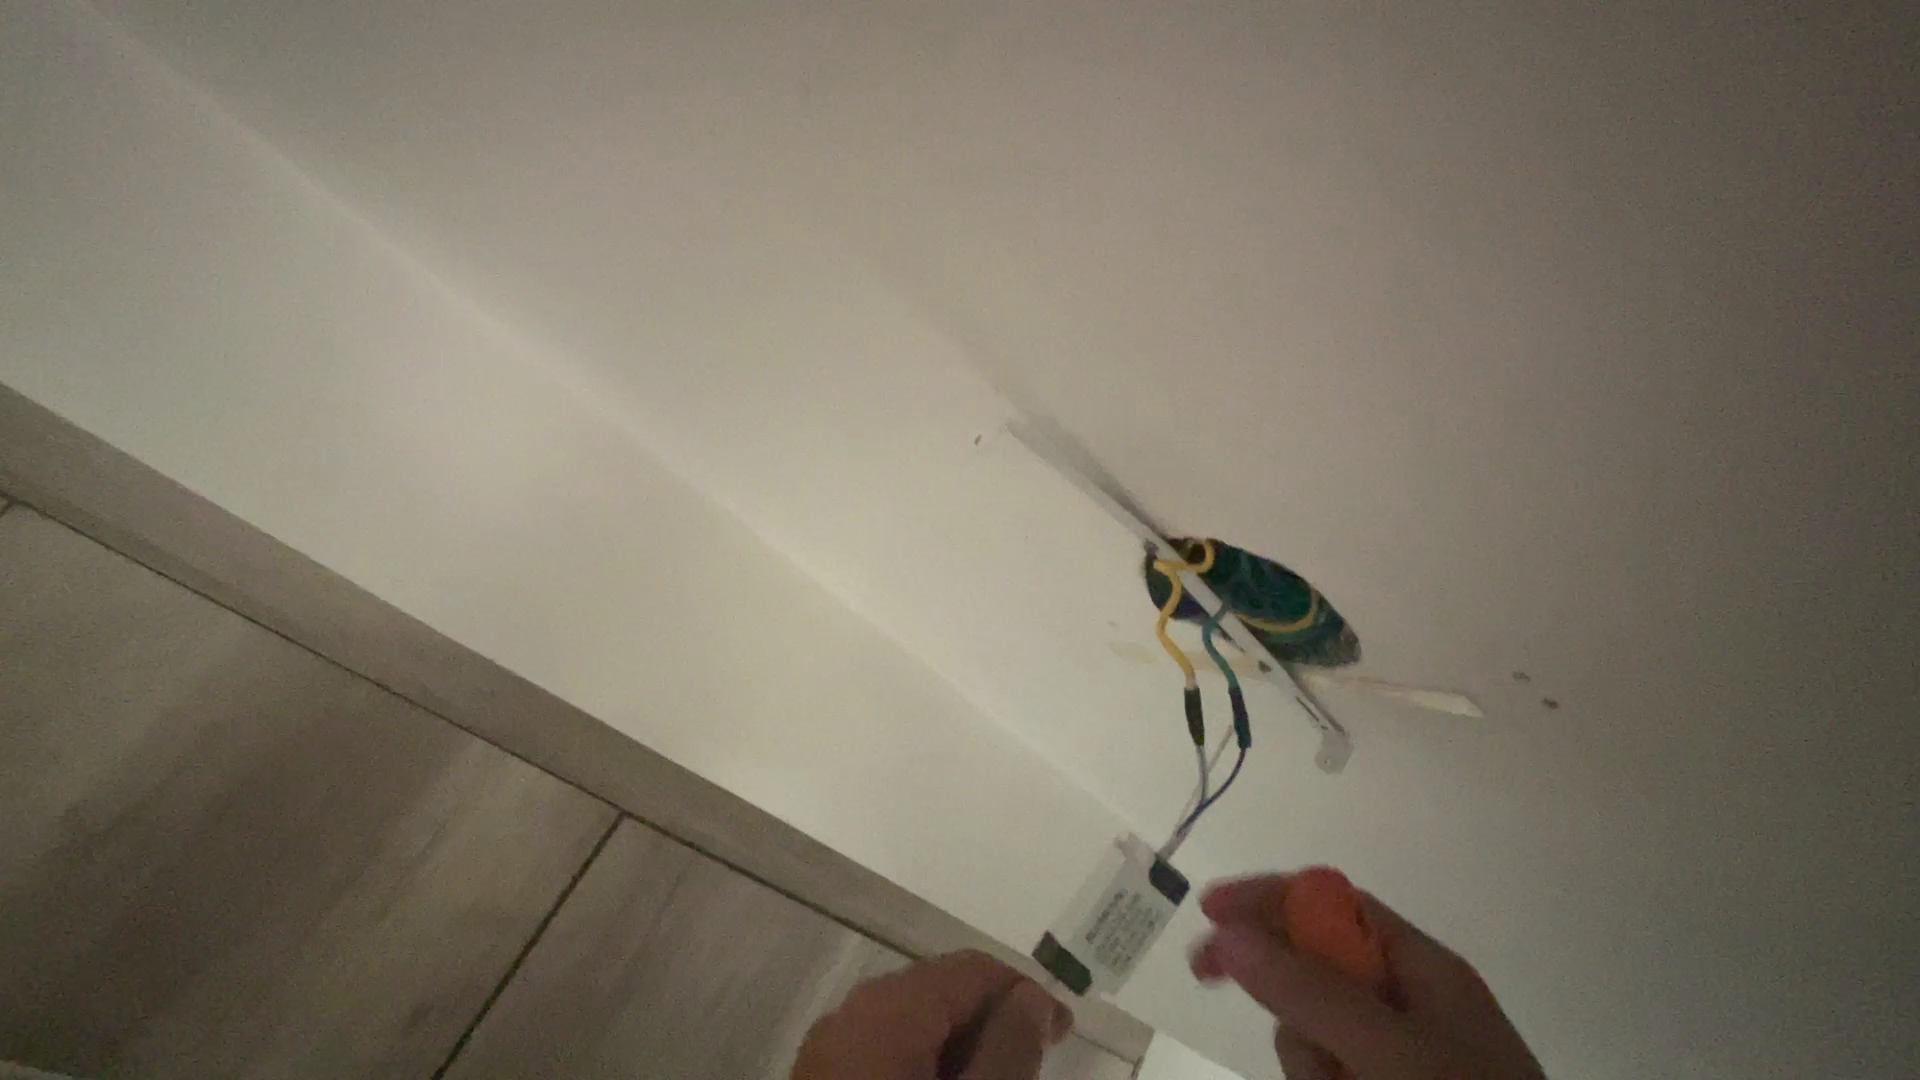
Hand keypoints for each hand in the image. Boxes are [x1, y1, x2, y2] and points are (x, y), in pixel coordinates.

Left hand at [793, 949, 1074, 1079]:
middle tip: (1035, 1065)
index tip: (1064, 1034)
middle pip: (938, 993)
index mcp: (886, 1008)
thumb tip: (1031, 998)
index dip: (1023, 993)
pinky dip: (926, 1071)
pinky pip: (885, 1059)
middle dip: (990, 1022)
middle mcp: (850, 1015)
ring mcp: (827, 1054)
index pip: (969, 971)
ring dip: (961, 1051)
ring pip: (912, 1029)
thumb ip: (1010, 1047)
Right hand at [1191, 874, 1544, 1079]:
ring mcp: (1395, 1058)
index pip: (1329, 902)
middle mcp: (1405, 1004)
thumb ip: (1309, 991)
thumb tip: (1226, 931)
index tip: (1209, 913)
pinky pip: (1324, 1074)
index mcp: (1420, 967)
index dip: (1266, 897)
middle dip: (1277, 989)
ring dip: (1304, 1059)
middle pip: (1310, 965)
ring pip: (1310, 1030)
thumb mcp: (1391, 1053)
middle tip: (1208, 978)